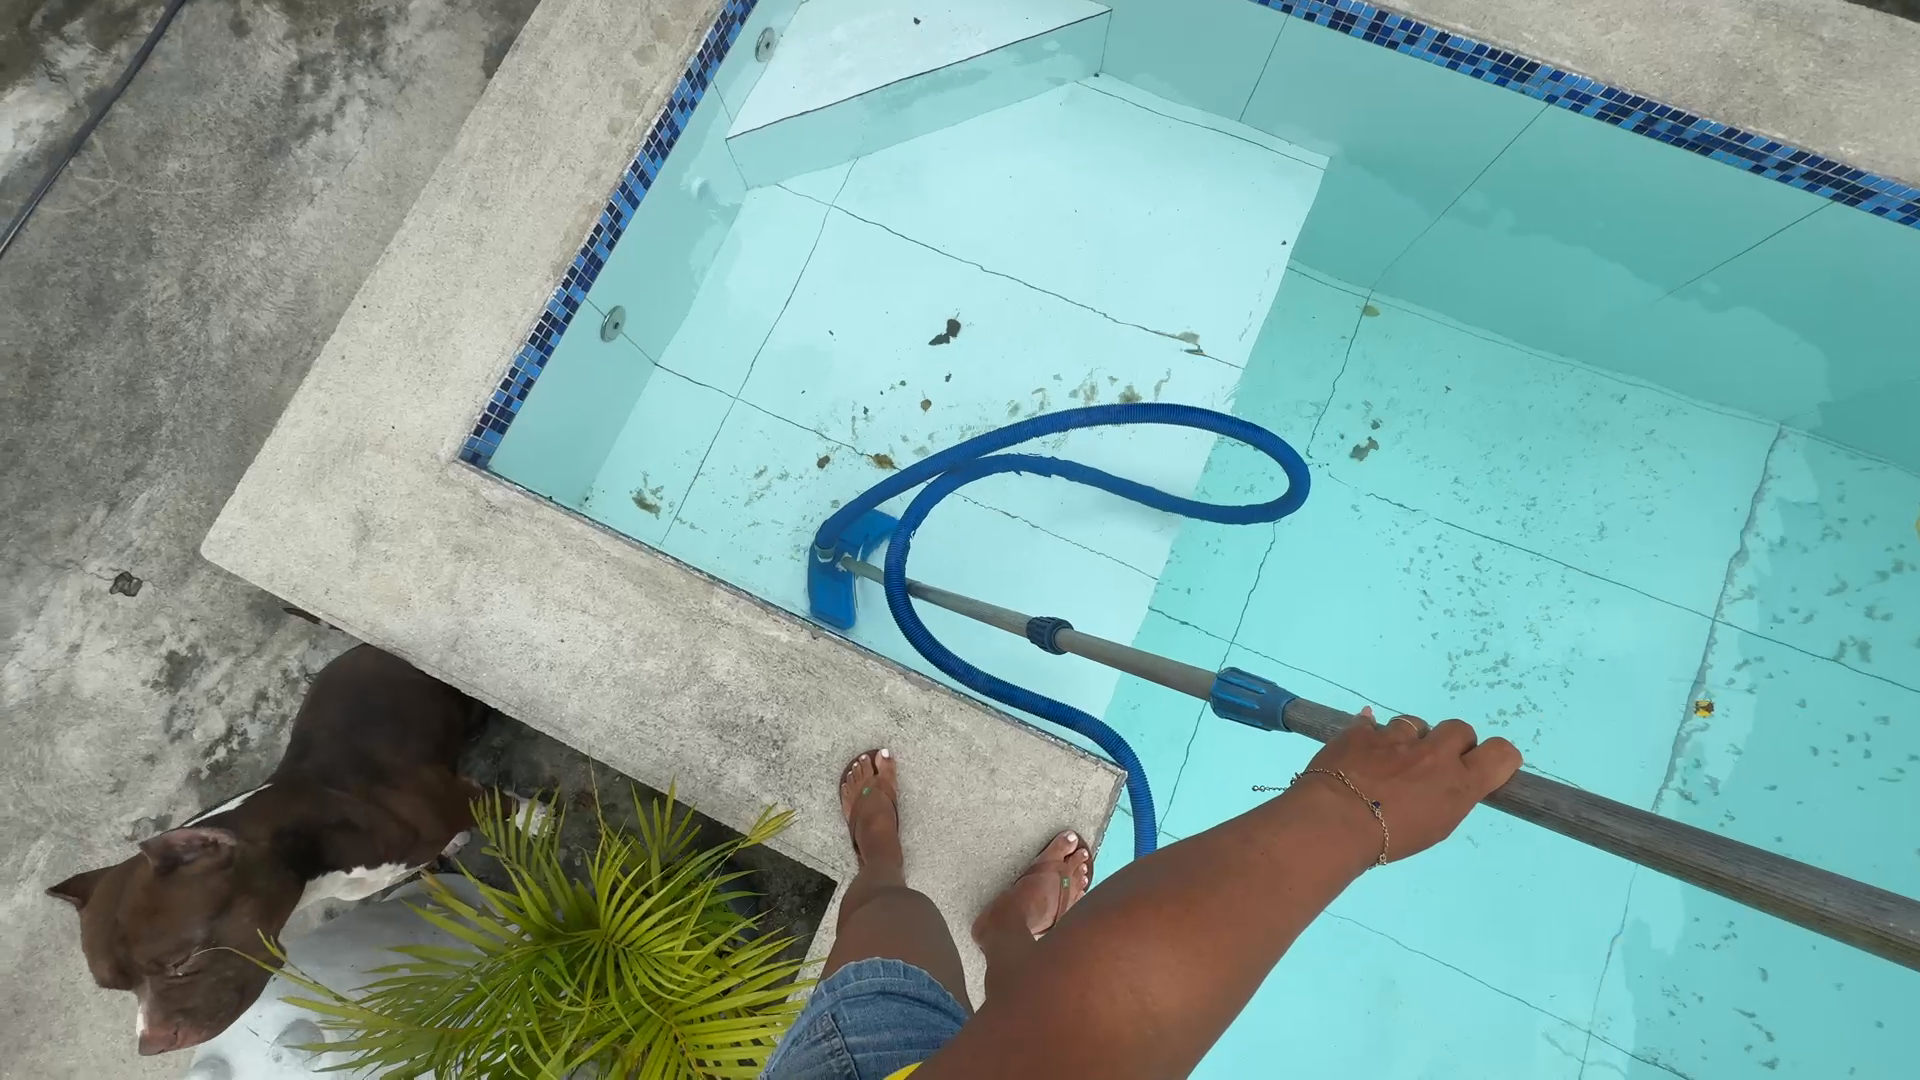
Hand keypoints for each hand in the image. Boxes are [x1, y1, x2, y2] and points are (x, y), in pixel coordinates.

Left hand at [1297, 706, 1520, 863]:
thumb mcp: (1436, 826)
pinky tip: (1361, 745)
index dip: (1496, 755)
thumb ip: (1447, 796)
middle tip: (1432, 761)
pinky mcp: (1360, 730)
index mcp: (1459, 781)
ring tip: (1389, 758)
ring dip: (1407, 737)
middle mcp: (1432, 753)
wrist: (1336, 819)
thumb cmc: (1390, 838)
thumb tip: (1444, 781)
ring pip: (1413, 723)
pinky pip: (1368, 721)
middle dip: (1450, 741)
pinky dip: (1368, 732)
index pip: (1501, 753)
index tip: (1482, 762)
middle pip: (1458, 728)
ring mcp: (1394, 737)